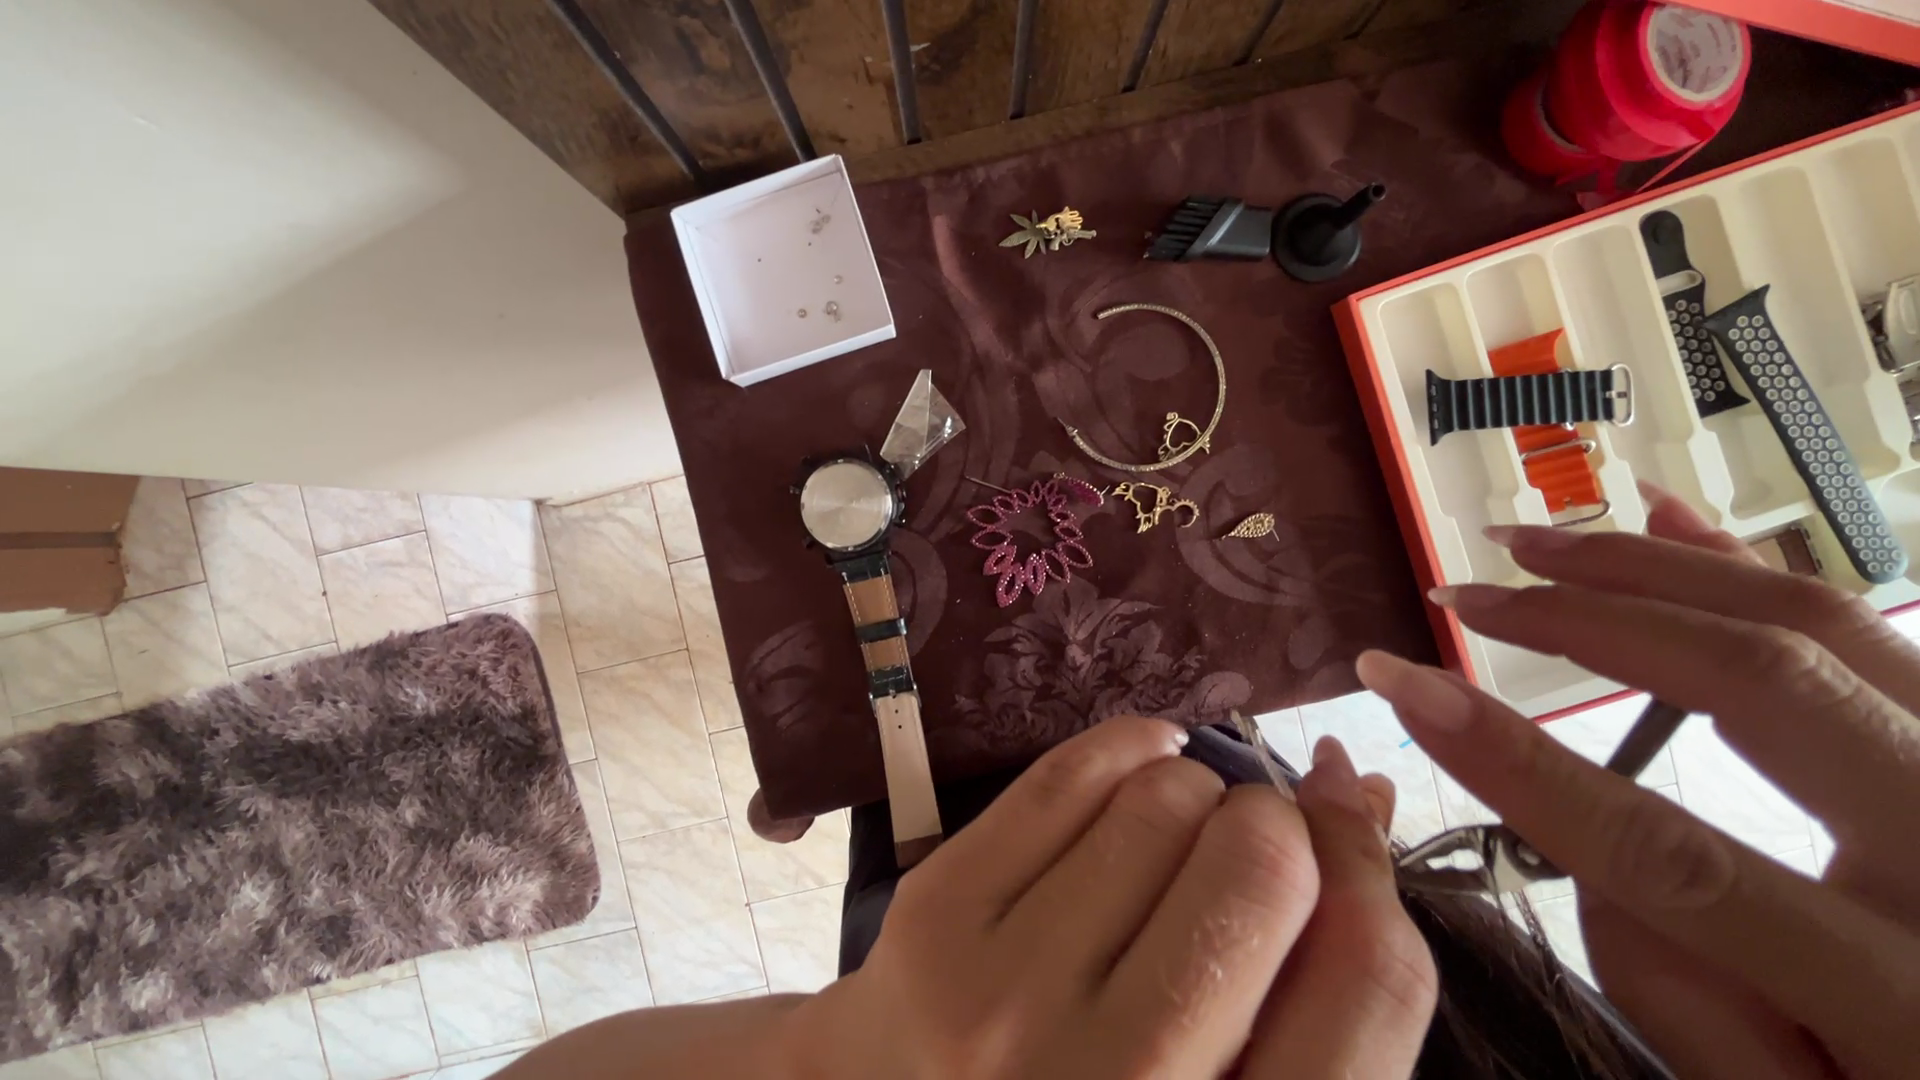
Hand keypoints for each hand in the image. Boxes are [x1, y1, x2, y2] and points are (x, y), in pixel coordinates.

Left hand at [779, 715, 1436, 1077]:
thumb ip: (1315, 969)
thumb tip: (1356, 787)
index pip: (1369, 976)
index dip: (1369, 870)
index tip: (1342, 822)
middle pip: (1261, 866)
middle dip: (1272, 824)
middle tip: (1246, 839)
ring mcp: (1009, 1000)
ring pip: (1165, 801)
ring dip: (1193, 790)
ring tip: (1175, 828)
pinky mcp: (935, 916)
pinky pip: (1068, 774)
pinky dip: (1127, 747)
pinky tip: (1140, 764)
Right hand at [1358, 484, 1919, 1079]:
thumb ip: (1676, 997)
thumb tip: (1587, 851)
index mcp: (1915, 991)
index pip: (1662, 849)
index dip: (1509, 758)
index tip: (1396, 681)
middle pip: (1758, 685)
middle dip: (1583, 619)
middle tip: (1464, 594)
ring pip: (1820, 626)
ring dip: (1651, 567)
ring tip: (1531, 544)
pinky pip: (1863, 626)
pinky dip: (1746, 564)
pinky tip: (1664, 519)